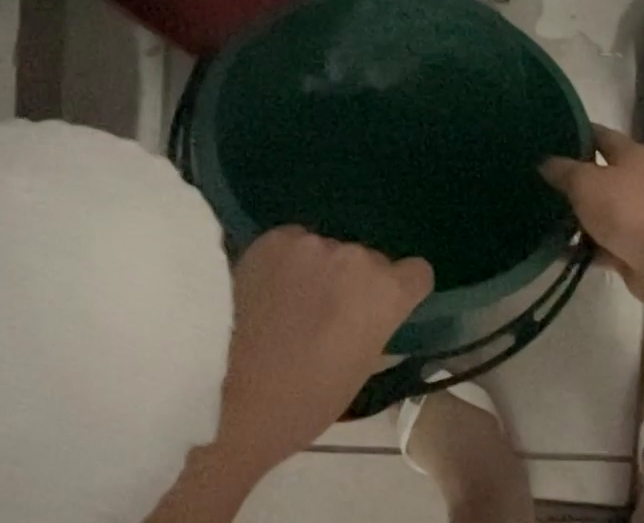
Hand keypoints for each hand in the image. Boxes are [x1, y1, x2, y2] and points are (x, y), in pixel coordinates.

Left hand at [213, 226, 433, 472]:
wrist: (227, 401)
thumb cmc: (302, 403)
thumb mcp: (359, 371)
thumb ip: (375, 327)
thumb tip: (373, 314)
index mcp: (387, 293)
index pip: (416, 272)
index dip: (400, 290)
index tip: (381, 308)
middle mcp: (356, 257)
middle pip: (367, 261)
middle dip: (353, 281)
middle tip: (326, 313)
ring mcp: (312, 243)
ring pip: (326, 251)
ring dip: (317, 270)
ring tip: (288, 304)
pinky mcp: (273, 239)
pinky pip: (291, 244)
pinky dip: (284, 263)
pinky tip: (265, 291)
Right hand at [539, 127, 643, 310]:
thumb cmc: (628, 210)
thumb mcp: (586, 182)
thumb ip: (563, 170)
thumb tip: (545, 162)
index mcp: (631, 155)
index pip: (598, 134)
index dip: (573, 132)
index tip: (542, 136)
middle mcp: (635, 181)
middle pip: (595, 174)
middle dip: (566, 178)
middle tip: (531, 177)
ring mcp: (634, 216)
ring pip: (595, 210)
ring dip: (571, 215)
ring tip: (534, 213)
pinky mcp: (630, 247)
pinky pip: (598, 243)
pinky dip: (580, 247)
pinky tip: (551, 249)